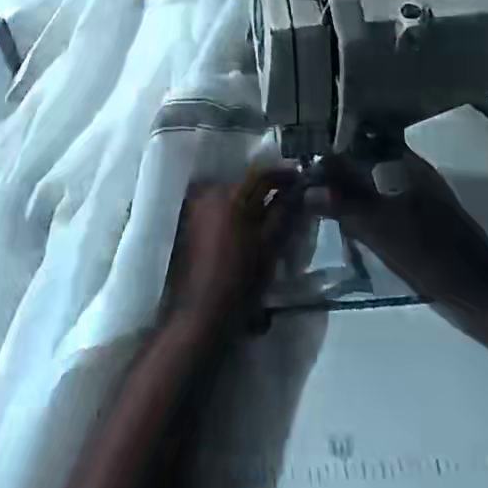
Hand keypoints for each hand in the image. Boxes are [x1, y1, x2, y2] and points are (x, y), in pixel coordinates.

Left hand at [165, 168, 299, 323]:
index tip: (299, 179)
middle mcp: (209, 192)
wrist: (199, 314)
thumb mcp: (268, 248)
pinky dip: (232, 206)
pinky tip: (244, 221)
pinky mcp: (187, 219)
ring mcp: (195, 204)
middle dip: (265, 186)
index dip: (283, 174)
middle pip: (244, 180)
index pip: (262, 173)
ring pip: (229, 190)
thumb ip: (282, 214)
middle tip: (286, 196)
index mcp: (231, 196)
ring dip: (248, 196)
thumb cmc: (239, 283)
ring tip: (266, 210)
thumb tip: (296, 193)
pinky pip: (215, 202)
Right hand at [317, 148, 487, 304]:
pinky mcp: (424, 224)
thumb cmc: (428, 250)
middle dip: (341, 175)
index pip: (364, 145)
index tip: (308, 163)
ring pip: (378, 189)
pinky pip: (387, 209)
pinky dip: (367, 213)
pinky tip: (351, 226)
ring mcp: (421, 200)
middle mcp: (414, 175)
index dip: (336, 152)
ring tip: (322, 204)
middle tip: (308, 186)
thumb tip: (307, 190)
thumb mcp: (378, 226)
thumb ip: (343, 205)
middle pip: (369, 166)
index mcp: (407, 164)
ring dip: (353, 195)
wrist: (476, 292)